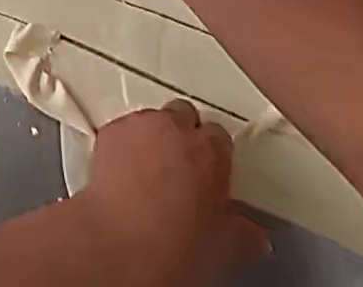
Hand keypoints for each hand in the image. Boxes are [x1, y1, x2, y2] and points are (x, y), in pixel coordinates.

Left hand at [75, 101, 269, 285]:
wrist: (121, 243)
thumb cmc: (175, 245)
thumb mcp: (225, 247)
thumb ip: (244, 232)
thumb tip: (253, 235)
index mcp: (208, 150)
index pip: (219, 136)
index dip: (216, 155)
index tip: (213, 173)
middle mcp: (173, 127)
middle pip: (183, 114)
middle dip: (184, 133)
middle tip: (182, 167)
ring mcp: (138, 125)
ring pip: (152, 118)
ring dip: (155, 136)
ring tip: (152, 171)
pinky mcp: (109, 131)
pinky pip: (124, 129)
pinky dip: (127, 143)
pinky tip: (127, 171)